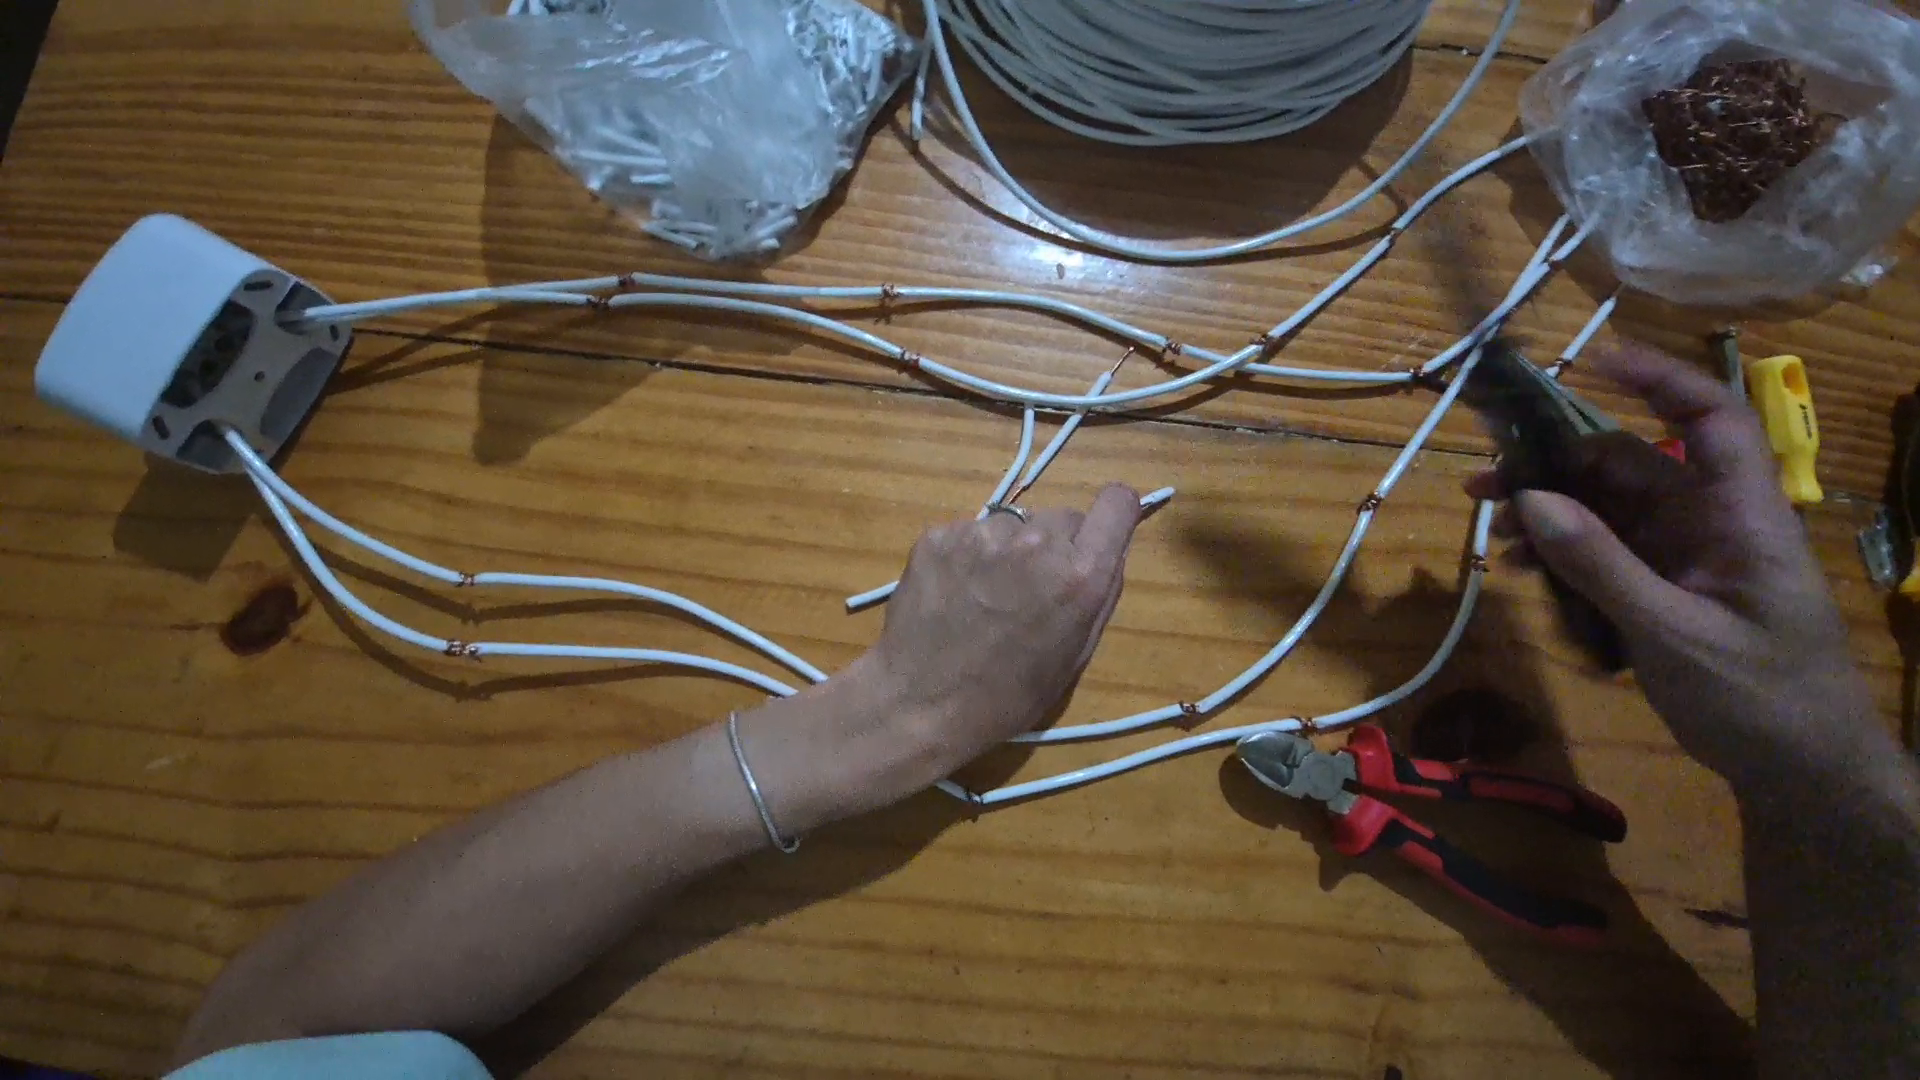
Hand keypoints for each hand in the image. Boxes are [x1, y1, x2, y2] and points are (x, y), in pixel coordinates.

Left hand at [864, 484, 1140, 779]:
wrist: (919, 703)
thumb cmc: (1007, 696)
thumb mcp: (1074, 657)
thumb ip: (1099, 595)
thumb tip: (1108, 550)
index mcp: (1080, 575)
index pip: (1117, 503)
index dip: (1113, 516)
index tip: (1099, 536)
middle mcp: (1036, 541)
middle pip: (1062, 517)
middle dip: (1055, 546)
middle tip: (1029, 590)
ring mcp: (982, 534)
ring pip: (1013, 525)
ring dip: (1007, 551)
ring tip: (984, 597)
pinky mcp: (939, 535)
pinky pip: (969, 533)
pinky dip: (967, 556)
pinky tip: (954, 594)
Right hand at [1466, 344, 1882, 796]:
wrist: (1799, 769)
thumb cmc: (1758, 696)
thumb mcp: (1672, 631)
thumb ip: (1601, 563)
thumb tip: (1532, 499)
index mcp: (1739, 517)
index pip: (1710, 423)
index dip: (1659, 382)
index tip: (1591, 364)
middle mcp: (1707, 522)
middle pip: (1626, 467)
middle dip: (1553, 468)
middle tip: (1484, 485)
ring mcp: (1680, 554)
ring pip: (1601, 509)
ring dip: (1545, 515)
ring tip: (1496, 536)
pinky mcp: (1656, 584)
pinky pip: (1596, 550)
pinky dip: (1556, 552)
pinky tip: (1523, 569)